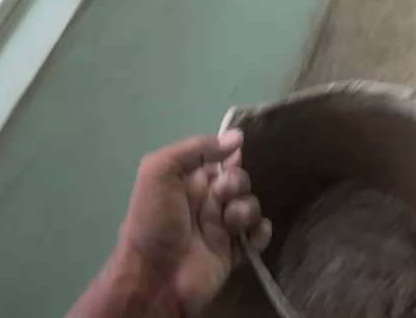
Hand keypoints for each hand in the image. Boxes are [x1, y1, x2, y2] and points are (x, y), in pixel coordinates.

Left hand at [116, 130, 272, 315]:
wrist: (154, 278)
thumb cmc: (155, 218)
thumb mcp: (161, 170)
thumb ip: (196, 148)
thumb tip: (237, 138)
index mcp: (190, 180)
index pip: (219, 159)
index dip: (231, 155)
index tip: (236, 154)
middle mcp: (207, 200)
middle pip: (239, 180)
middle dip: (238, 182)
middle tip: (223, 196)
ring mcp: (221, 227)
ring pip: (250, 206)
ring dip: (247, 209)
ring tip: (231, 222)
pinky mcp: (232, 253)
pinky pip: (257, 237)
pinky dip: (261, 233)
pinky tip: (253, 236)